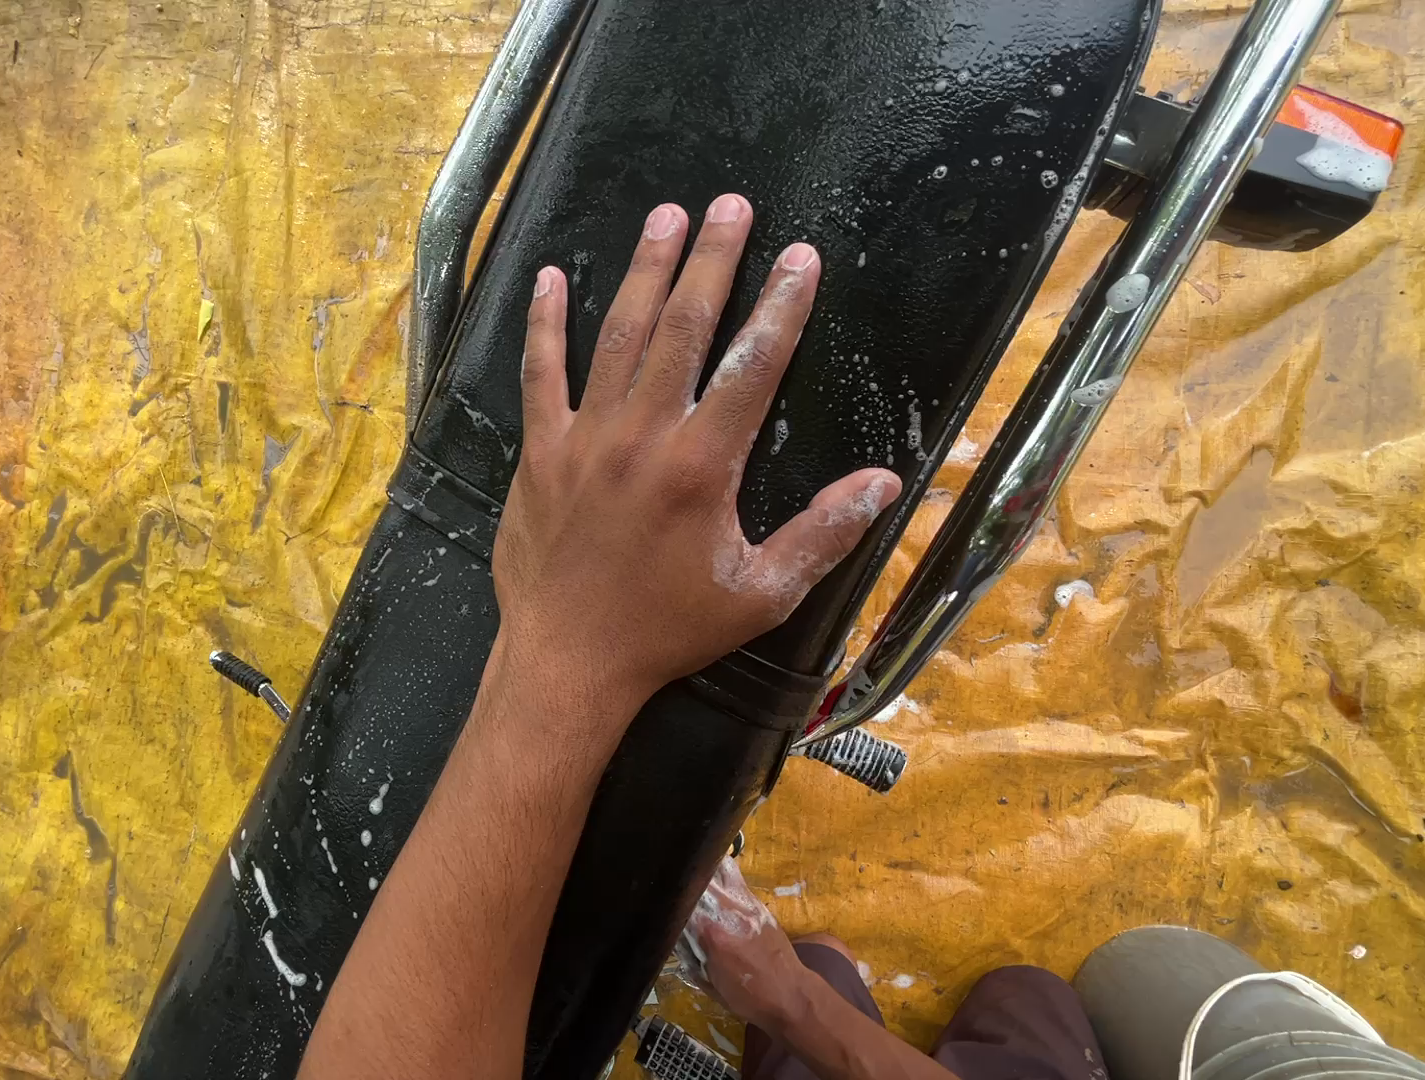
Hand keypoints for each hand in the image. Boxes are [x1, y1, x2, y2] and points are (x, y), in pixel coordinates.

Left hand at [493, 194, 901, 706]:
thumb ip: (823, 535)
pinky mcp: (540, 451)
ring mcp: (584, 436)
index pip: (753, 365)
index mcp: (702, 465)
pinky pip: (540, 375)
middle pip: (685, 328)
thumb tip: (884, 485)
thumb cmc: (667, 630)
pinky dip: (545, 324)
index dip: (781, 306)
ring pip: (619, 337)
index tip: (800, 257)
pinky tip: (552, 278)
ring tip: (664, 217)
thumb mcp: (760, 596)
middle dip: (712, 262)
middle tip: (730, 206)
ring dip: (645, 272)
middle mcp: (644, 434)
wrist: (570, 658)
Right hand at [680, 856, 808, 1029]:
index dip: (669, 906)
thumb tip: (674, 936)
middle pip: (695, 886)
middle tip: (670, 887)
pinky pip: (733, 875)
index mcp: (710, 936)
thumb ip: (689, 957)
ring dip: (699, 875)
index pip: (681, 908)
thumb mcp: (710, 985)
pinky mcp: (755, 901)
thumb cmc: (748, 998)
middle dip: (682, 888)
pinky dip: (719, 869)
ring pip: (713, 874)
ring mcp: (742, 903)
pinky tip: (710, 866)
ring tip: (688, 873)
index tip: (663, 906)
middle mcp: (725, 913)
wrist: (789, 995)